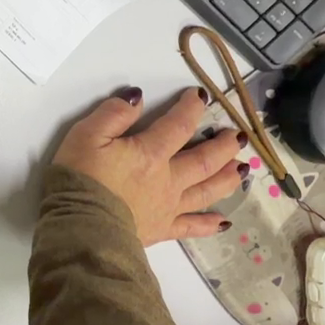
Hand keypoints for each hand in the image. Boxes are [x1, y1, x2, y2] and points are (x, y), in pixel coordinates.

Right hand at [52, 86, 245, 245]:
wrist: (84, 222)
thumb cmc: (82, 174)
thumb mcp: (86, 133)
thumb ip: (113, 113)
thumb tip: (138, 97)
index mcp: (150, 153)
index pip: (177, 126)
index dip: (190, 109)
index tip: (201, 96)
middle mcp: (168, 178)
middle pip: (203, 160)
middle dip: (222, 146)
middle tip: (238, 137)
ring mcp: (169, 206)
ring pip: (206, 191)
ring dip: (227, 179)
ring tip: (243, 169)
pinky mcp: (163, 228)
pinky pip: (192, 226)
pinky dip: (210, 223)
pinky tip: (224, 222)